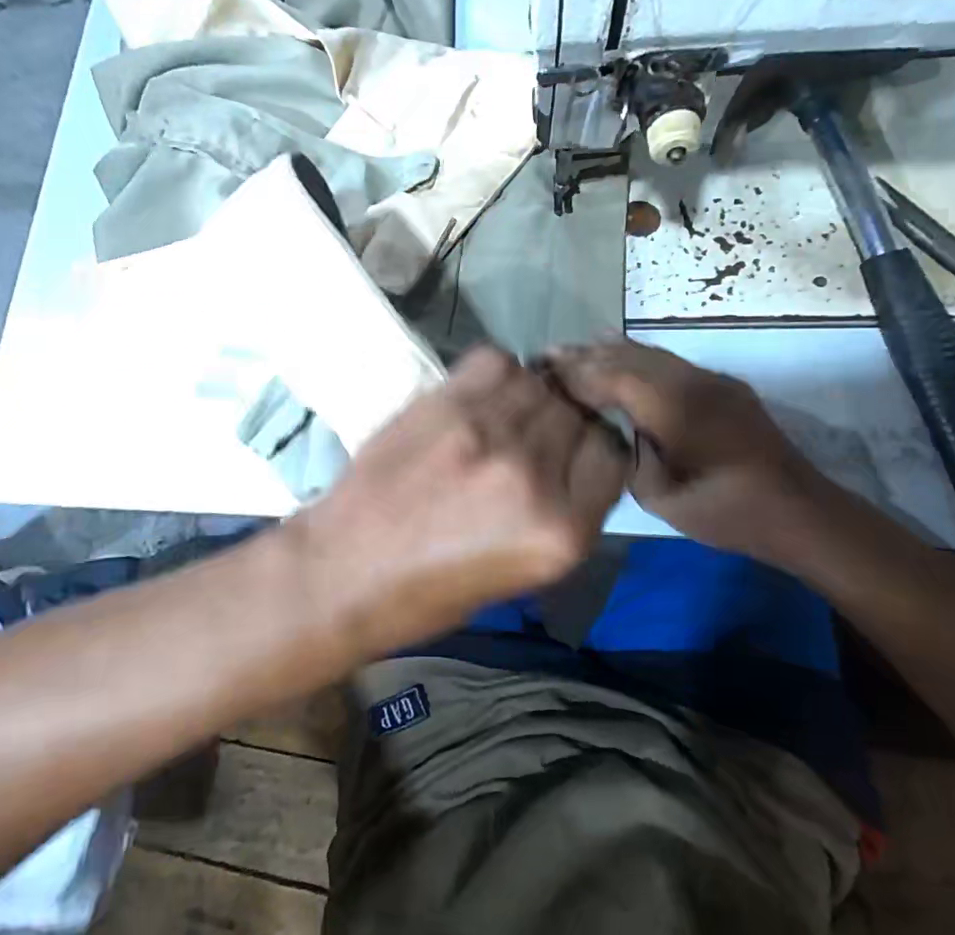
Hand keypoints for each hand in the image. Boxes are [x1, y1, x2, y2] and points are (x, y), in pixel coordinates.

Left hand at [290, 346, 629, 656]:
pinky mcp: (444, 403)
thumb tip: (579, 453)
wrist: (342, 571)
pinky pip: (496, 361)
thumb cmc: (428, 592)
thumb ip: (562, 510)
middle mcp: (533, 475)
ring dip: (530, 396)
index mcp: (562, 531)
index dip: (593, 451)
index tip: (570, 455)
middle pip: (578, 414)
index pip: (612, 455)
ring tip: (501, 419)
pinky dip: (497, 374)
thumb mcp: (521, 573)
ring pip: (540, 383)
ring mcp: (487, 432)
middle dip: (563, 424)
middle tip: (528, 440)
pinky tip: (477, 399)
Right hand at [548, 340, 842, 564]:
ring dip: (608, 351)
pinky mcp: (722, 385)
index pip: (611, 377)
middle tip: (544, 355)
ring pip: (649, 353)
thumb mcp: (659, 496)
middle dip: (584, 355)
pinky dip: (635, 355)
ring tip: (572, 350)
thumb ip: (627, 454)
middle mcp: (692, 382)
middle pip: (627, 357)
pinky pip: (668, 361)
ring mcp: (710, 379)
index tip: (539, 373)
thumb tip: (609, 428)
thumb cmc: (725, 513)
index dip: (574, 374)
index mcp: (674, 409)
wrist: (799, 511)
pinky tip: (617, 351)